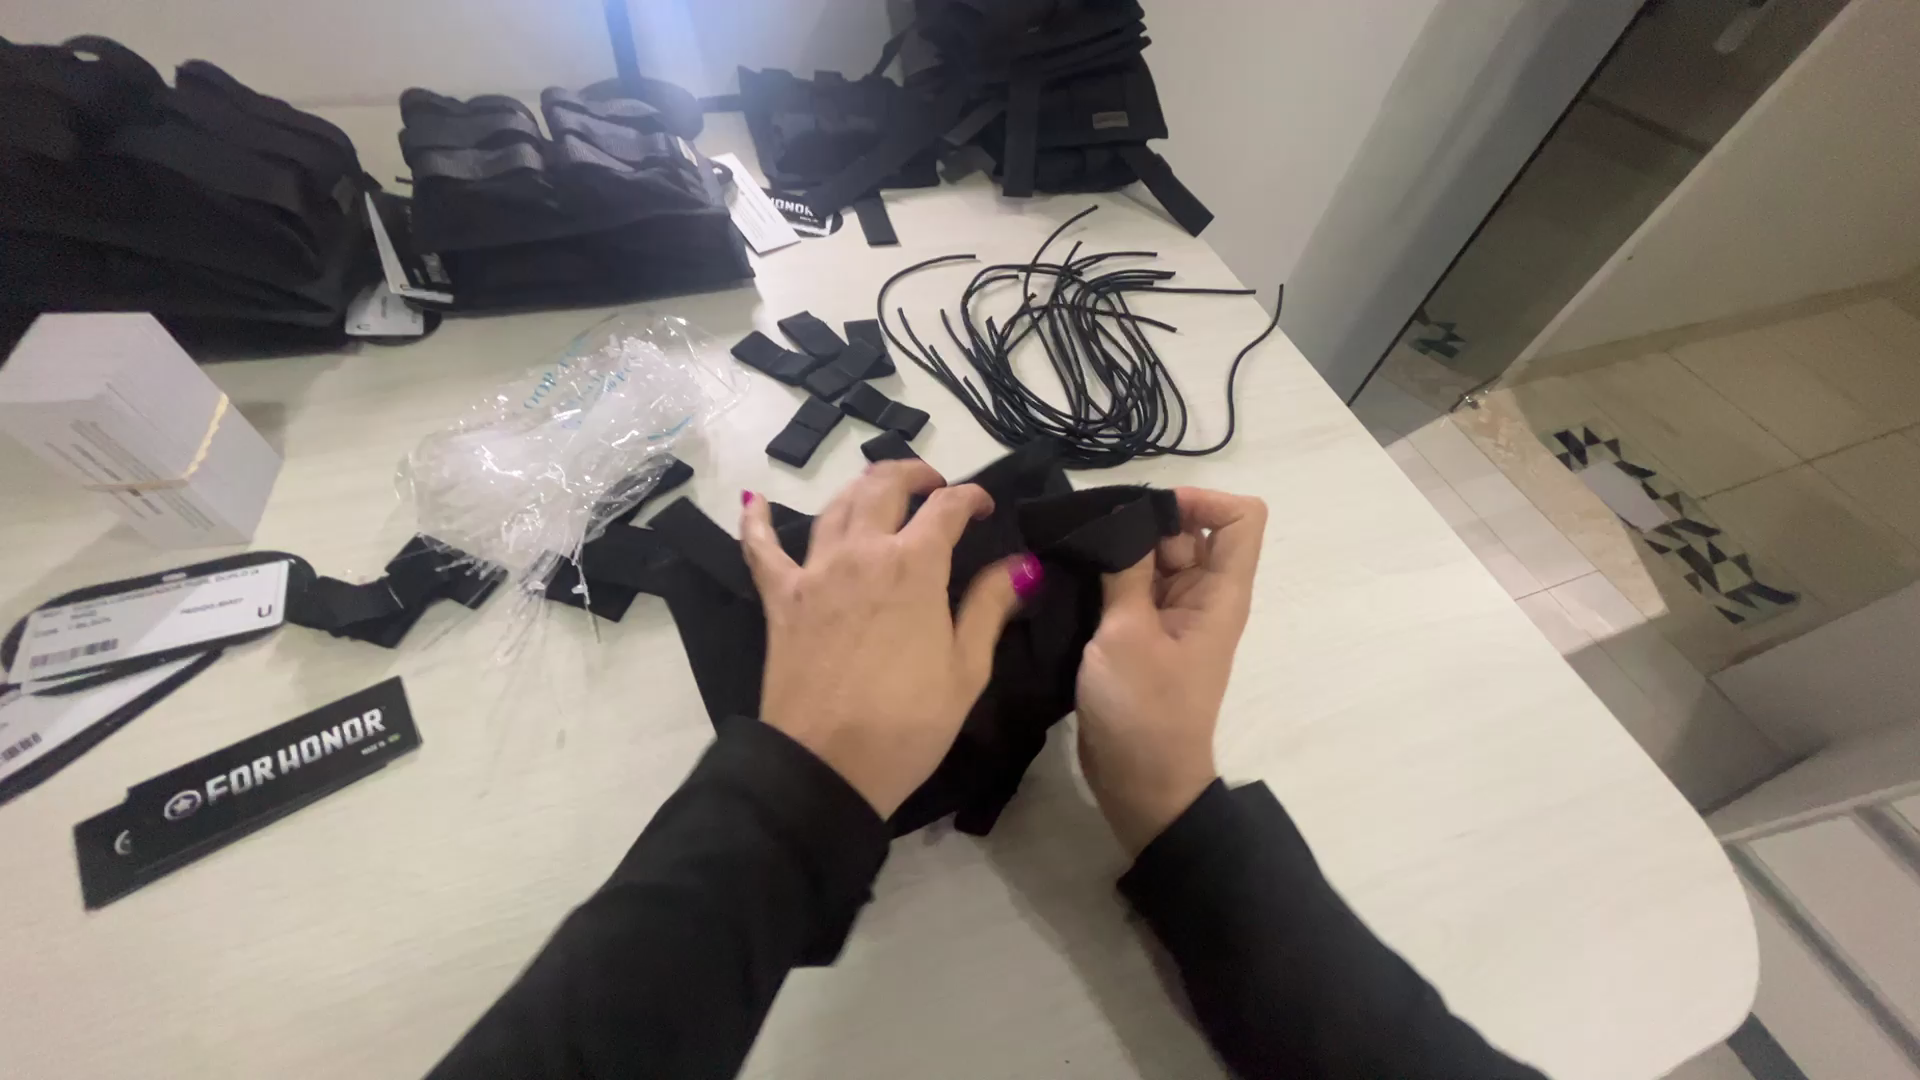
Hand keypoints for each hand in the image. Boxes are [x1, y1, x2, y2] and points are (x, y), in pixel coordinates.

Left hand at [740, 461, 1041, 816]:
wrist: (828, 767)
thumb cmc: (908, 723)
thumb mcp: (966, 669)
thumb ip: (989, 607)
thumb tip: (1021, 565)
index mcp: (914, 566)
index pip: (946, 508)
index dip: (970, 497)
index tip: (983, 506)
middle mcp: (862, 553)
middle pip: (884, 486)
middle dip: (914, 474)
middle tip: (934, 485)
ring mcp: (814, 572)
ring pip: (835, 506)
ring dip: (861, 488)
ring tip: (880, 492)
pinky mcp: (779, 598)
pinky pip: (760, 549)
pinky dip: (756, 522)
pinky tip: (753, 500)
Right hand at [1075, 488, 1266, 853]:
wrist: (1139, 782)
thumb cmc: (1143, 710)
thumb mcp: (1126, 634)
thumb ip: (1125, 572)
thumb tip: (1121, 522)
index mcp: (1219, 595)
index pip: (1241, 519)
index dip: (1201, 501)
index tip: (1147, 511)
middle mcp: (1202, 597)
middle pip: (1189, 532)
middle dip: (1146, 525)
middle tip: (1095, 538)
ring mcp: (1172, 616)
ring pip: (1156, 558)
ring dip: (1122, 551)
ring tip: (1077, 555)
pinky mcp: (1142, 633)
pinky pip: (1133, 586)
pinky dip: (1110, 576)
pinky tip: (1075, 576)